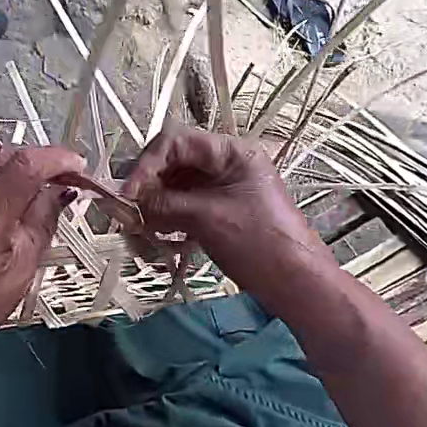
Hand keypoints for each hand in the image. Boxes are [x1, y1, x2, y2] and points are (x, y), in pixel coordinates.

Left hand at [0, 126, 84, 388]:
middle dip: (34, 159)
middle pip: (1, 150)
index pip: (24, 165)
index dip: (56, 158)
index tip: (75, 165)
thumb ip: (44, 217)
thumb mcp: (23, 268)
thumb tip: (65, 185)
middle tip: (51, 179)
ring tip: (14, 183)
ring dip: (1, 155)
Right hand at [121, 124, 332, 301]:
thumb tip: (129, 201)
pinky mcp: (221, 211)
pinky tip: (157, 238)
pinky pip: (186, 206)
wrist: (297, 285)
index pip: (177, 142)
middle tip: (129, 213)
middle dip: (149, 186)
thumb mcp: (207, 218)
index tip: (129, 194)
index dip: (147, 164)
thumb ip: (165, 203)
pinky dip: (168, 219)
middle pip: (174, 163)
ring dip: (155, 206)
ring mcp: (224, 188)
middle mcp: (227, 163)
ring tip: (141, 230)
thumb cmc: (259, 244)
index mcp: (232, 152)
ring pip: (177, 186)